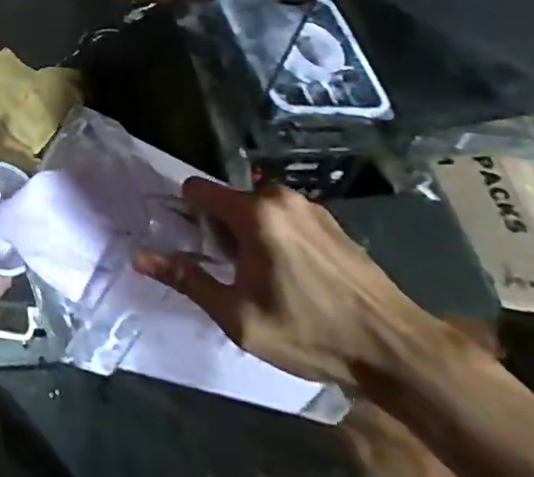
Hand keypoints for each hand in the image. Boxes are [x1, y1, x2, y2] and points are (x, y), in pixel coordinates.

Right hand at [135, 179, 444, 383]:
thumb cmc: (309, 332)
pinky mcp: (331, 220)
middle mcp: (280, 197)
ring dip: (249, 235)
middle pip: (229, 201)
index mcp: (254, 213)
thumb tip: (141, 257)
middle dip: (221, 231)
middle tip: (232, 275)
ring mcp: (310, 206)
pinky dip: (276, 237)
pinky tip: (293, 277)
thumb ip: (188, 280)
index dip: (186, 212)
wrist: (391, 346)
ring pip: (258, 210)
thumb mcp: (239, 317)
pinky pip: (285, 218)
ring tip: (264, 281)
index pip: (199, 188)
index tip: (189, 243)